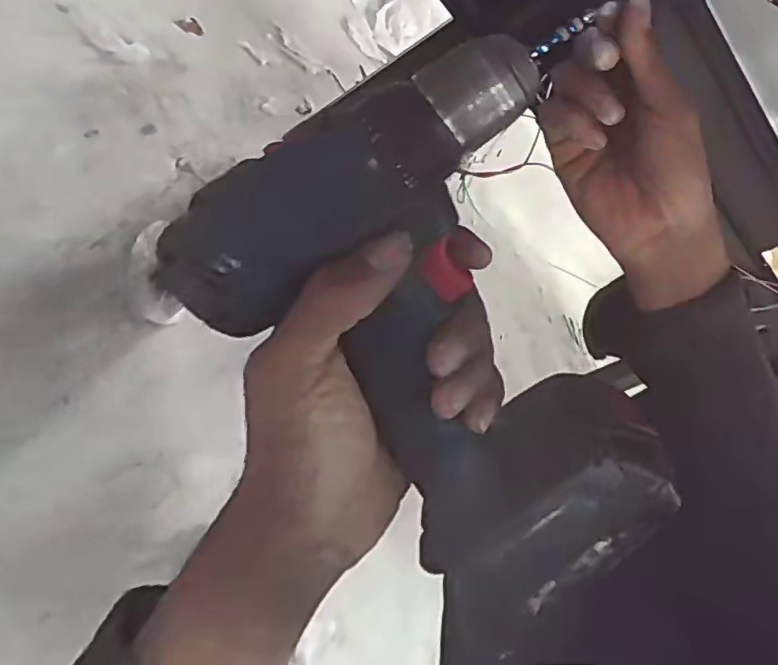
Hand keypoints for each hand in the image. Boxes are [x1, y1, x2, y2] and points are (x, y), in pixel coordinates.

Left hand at [136, 230, 502, 664]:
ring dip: (470, 367)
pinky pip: (480, 382)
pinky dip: (484, 395)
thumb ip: (335, 298)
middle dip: (458, 325)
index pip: (398, 253)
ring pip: (470, 337)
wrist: (309, 535)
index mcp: (345, 302)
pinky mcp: (436, 402)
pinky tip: (473, 422)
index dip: (442, 246)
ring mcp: (413, 364)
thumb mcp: (297, 362)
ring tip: (446, 406)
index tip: (474, 258)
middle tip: (438, 364)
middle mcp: (383, 324)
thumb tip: (398, 241)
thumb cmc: (293, 440)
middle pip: (449, 295)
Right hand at [538, 0, 729, 310]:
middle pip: (583, 49)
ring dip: (587, 90)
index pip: (616, 36)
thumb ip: (644, 55)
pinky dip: (571, 120)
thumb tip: (635, 0)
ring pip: (564, 77)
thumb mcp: (669, 105)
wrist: (660, 227)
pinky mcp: (560, 141)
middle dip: (594, 50)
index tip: (609, 20)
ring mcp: (581, 115)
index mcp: (641, 78)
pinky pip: (551, 111)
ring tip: (612, 119)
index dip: (609, 24)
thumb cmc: (679, 165)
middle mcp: (608, 90)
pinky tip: (595, 140)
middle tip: (607, 61)